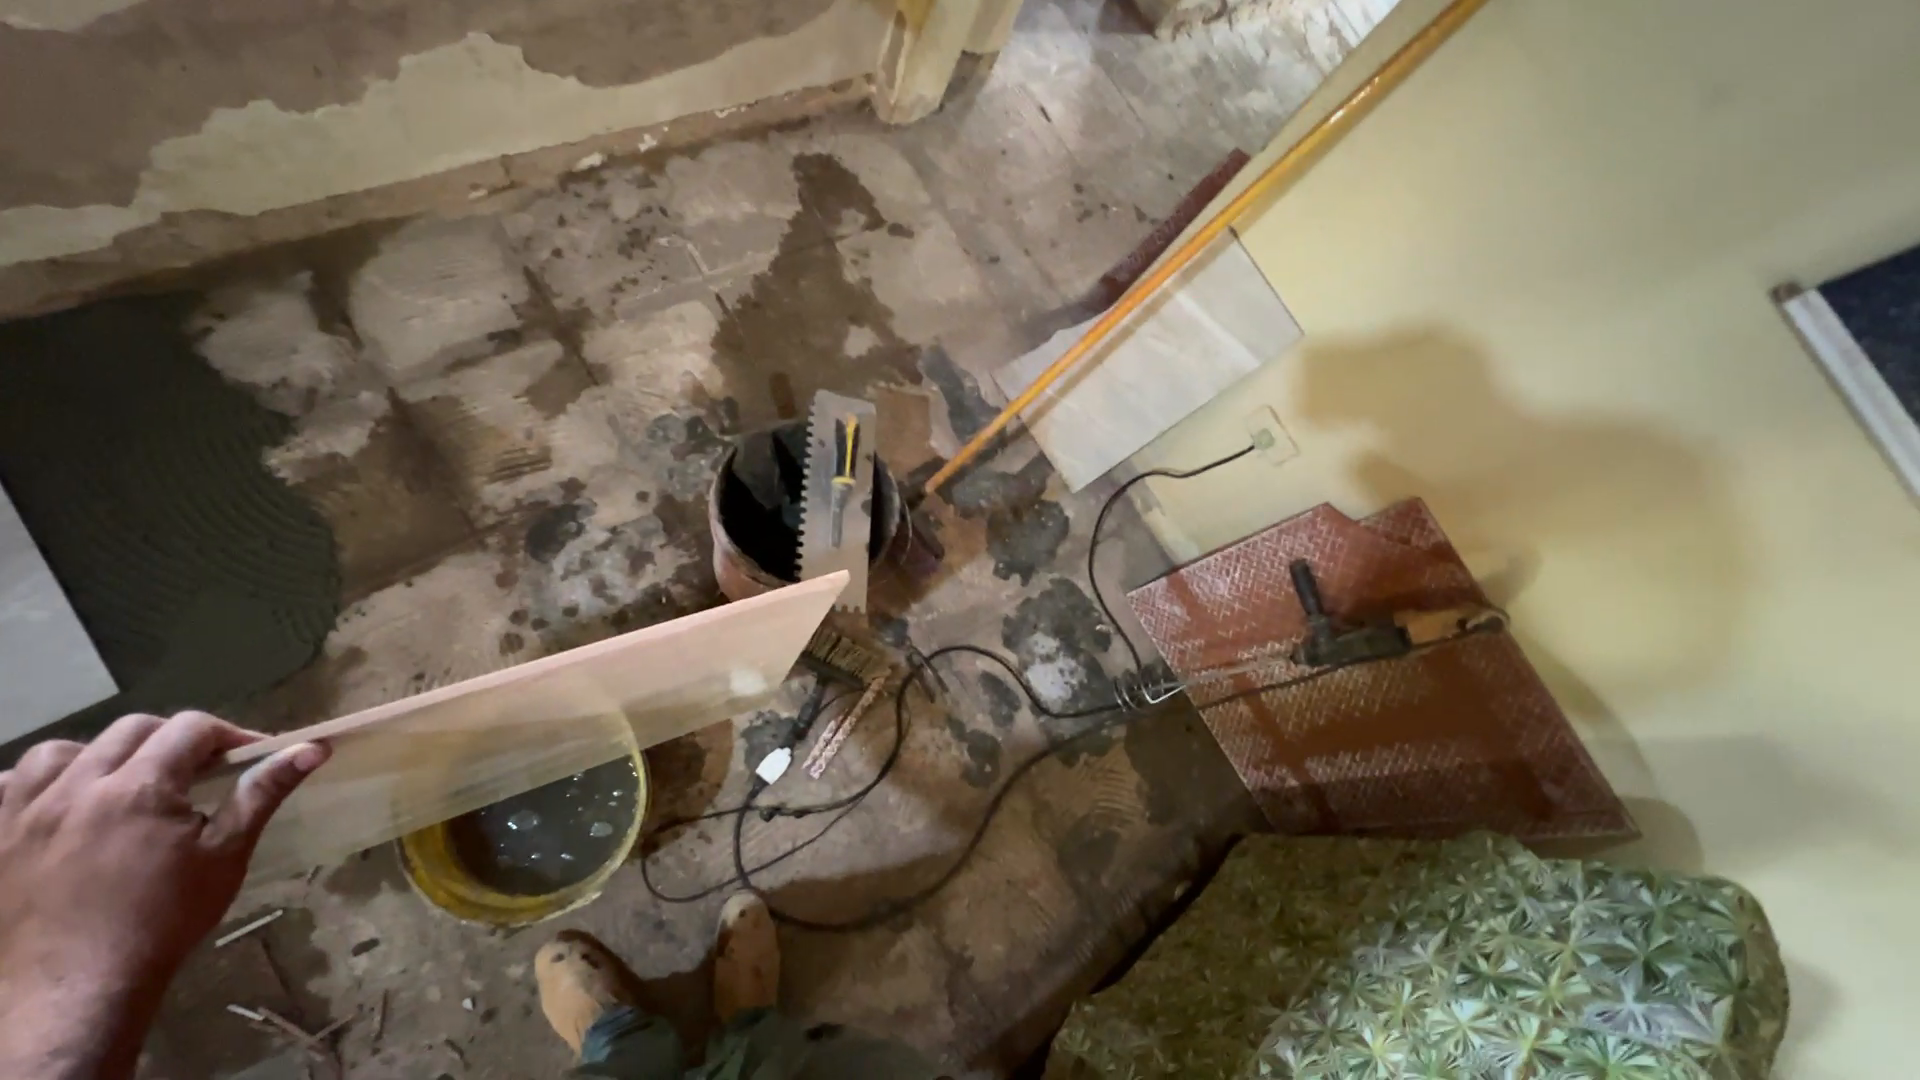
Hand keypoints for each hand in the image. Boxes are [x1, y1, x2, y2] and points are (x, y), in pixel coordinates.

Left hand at [0, 712, 328, 1079]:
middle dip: (175, 740)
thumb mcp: (227, 852)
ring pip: (61, 751)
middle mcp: (75, 790)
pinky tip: (63, 802)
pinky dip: (35, 782)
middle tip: (200, 770)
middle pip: (132, 730)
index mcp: (139, 790)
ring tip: (127, 782)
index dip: (230, 734)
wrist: (77, 988)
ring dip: (102, 754)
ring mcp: (22, 816)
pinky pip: (3, 786)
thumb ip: (264, 791)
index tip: (251, 757)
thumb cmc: (165, 918)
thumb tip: (314, 747)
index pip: (191, 728)